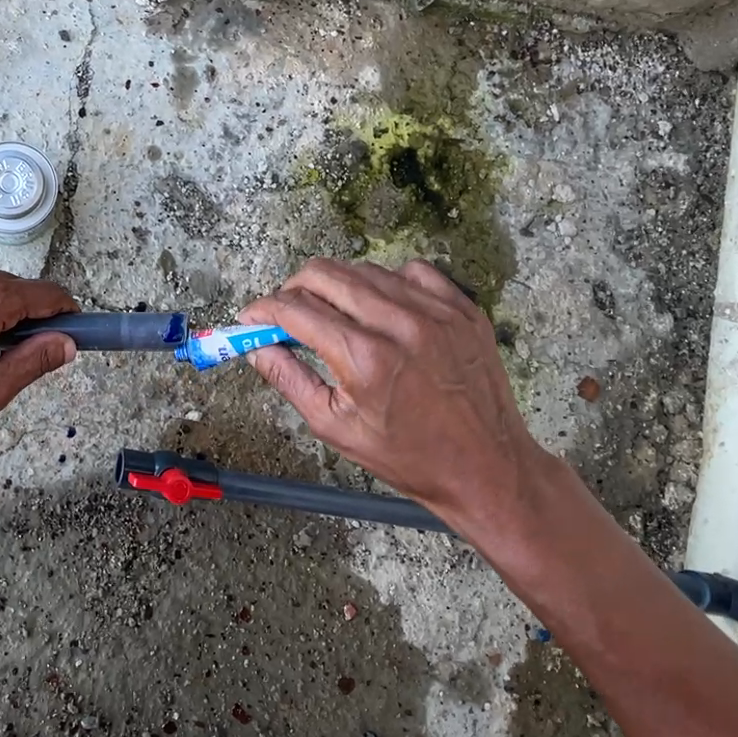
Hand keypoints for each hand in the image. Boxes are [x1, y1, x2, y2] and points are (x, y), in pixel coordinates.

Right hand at [240, 258, 552, 534]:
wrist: (486, 467)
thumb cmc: (408, 455)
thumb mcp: (335, 427)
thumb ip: (289, 379)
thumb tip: (255, 348)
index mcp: (363, 357)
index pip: (294, 309)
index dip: (263, 309)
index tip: (251, 317)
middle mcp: (399, 324)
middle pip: (323, 274)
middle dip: (291, 289)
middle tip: (285, 313)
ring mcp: (436, 311)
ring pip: (363, 269)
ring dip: (336, 286)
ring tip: (332, 315)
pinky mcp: (462, 308)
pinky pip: (411, 271)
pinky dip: (385, 282)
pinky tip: (381, 309)